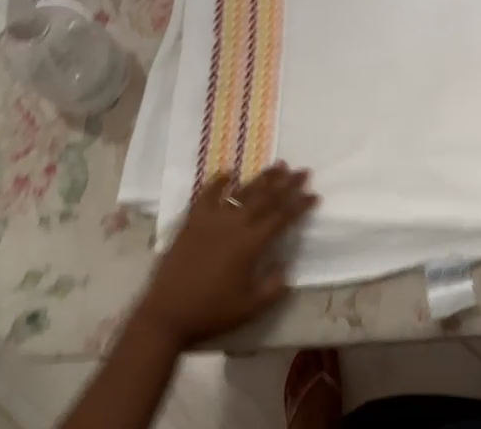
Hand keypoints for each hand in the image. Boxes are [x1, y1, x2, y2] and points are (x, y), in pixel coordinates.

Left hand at [132, 163, 317, 346]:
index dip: (300, 205)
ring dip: (261, 178)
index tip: (314, 194)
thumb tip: (286, 268)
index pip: (281, 218)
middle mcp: (233, 225)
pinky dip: (218, 182)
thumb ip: (273, 288)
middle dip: (286, 184)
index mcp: (250, 245)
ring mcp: (210, 220)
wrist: (166, 315)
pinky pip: (206, 195)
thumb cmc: (210, 313)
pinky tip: (229, 173)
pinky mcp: (191, 222)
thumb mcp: (250, 309)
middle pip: (265, 198)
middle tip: (302, 171)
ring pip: (242, 192)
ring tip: (277, 166)